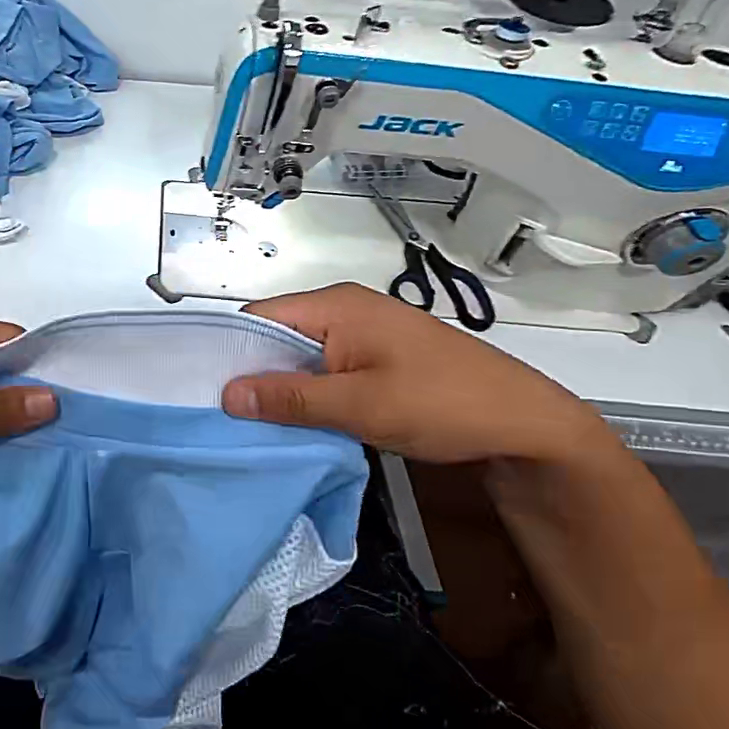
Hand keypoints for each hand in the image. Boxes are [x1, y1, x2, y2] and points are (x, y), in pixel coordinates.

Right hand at [222, 283, 624, 467]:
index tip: (204, 391)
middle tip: (224, 416)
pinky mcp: (376, 355)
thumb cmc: (441, 403)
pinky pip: (325, 367)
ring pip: (301, 354)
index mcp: (337, 305)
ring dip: (281, 385)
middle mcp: (345, 308)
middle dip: (253, 372)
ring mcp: (363, 332)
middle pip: (277, 334)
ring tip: (252, 423)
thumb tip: (226, 395)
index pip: (260, 315)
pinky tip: (295, 420)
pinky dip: (308, 391)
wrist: (523, 422)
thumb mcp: (360, 405)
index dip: (230, 350)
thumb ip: (291, 398)